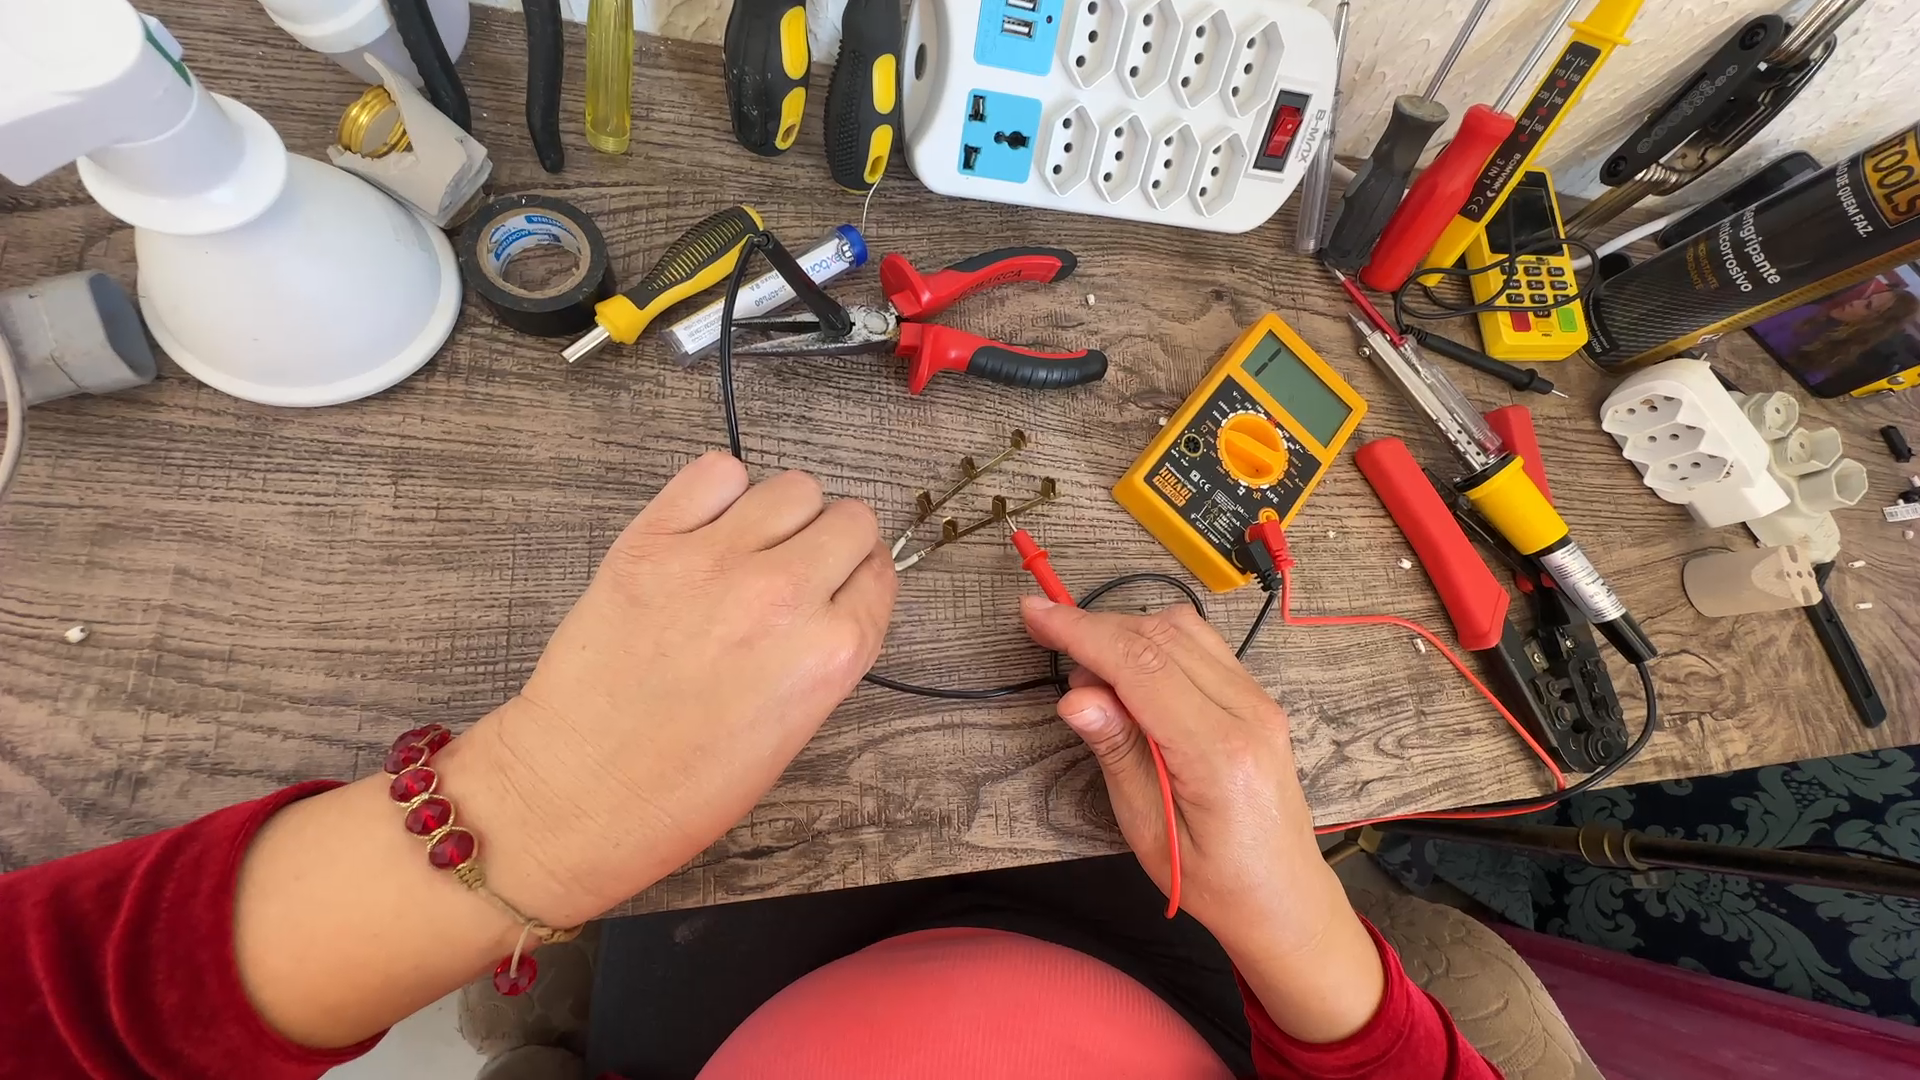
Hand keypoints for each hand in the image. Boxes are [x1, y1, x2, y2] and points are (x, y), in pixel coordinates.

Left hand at [459, 453, 897, 925]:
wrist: (580, 792)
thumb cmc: (694, 782)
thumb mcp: (797, 723)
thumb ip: (829, 646)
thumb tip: (836, 587)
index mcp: (833, 651)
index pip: (880, 572)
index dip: (861, 577)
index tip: (841, 582)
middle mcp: (787, 595)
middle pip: (851, 518)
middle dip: (834, 541)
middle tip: (799, 567)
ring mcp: (717, 561)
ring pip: (795, 488)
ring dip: (785, 516)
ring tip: (752, 549)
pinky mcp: (652, 541)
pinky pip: (718, 472)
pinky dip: (723, 491)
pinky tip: (709, 528)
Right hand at [1022, 598, 1383, 1041]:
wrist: (1286, 899)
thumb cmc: (1213, 881)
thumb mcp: (1148, 830)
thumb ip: (1116, 752)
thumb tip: (1075, 696)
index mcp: (1218, 752)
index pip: (1141, 665)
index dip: (1082, 632)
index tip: (1035, 613)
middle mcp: (1247, 710)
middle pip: (1159, 636)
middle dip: (1094, 626)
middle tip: (1048, 638)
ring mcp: (1258, 698)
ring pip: (1180, 628)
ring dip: (1123, 630)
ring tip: (1089, 670)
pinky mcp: (1257, 696)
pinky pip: (1198, 642)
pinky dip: (1152, 639)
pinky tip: (1129, 671)